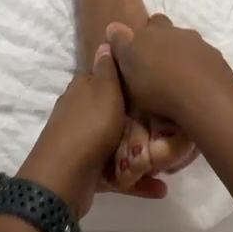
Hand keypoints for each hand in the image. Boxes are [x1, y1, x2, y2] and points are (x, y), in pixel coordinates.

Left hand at [16, 43, 161, 216]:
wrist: (63, 177)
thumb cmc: (90, 127)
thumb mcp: (105, 91)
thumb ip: (107, 69)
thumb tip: (104, 41)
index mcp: (83, 88)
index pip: (107, 77)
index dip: (129, 80)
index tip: (154, 86)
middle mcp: (81, 111)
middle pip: (114, 112)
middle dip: (139, 121)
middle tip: (168, 130)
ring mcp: (84, 141)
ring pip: (117, 144)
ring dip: (140, 153)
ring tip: (168, 162)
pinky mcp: (89, 170)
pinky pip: (117, 172)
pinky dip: (136, 180)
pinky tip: (160, 190)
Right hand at [105, 15, 232, 128]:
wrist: (204, 97)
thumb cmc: (158, 83)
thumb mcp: (129, 64)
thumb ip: (121, 43)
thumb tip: (113, 26)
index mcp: (155, 30)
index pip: (150, 22)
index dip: (145, 34)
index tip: (140, 51)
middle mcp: (178, 33)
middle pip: (171, 33)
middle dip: (165, 45)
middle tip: (158, 67)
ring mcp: (201, 47)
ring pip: (189, 48)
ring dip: (183, 60)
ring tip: (177, 84)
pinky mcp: (218, 65)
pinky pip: (205, 66)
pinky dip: (199, 74)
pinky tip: (195, 92)